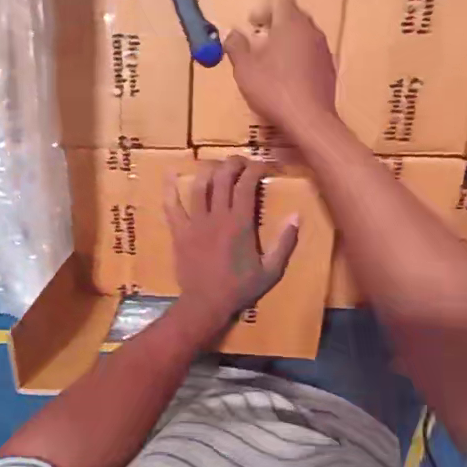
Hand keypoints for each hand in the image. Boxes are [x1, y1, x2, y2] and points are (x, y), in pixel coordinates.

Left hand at [163, 156, 300, 336]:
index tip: (262, 165)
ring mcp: (195, 223)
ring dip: (208, 170)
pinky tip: (170, 173)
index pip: (247, 185)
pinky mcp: (179, 232)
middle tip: (240, 162)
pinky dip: (170, 188)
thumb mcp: (271, 270)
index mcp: (240, 223)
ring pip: (199, 186)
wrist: (206, 303)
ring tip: (216, 165)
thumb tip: (297, 216)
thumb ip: (285, 242)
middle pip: (223, 178)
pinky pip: (172, 206)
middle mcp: (216, 217)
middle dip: (233, 164)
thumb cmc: (240, 289)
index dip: (255, 169)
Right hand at [222, 0, 338, 140]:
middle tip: (258, 41)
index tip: (252, 23)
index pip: (281, 0)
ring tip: (271, 60)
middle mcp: (311, 30)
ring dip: (287, 42)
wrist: (308, 119)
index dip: (265, 8)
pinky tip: (286, 77)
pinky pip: (310, 54)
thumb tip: (232, 33)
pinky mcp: (328, 68)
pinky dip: (297, 58)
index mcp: (290, 24)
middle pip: (294, 16)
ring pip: (303, 35)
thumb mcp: (245, 70)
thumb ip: (237, 47)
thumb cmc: (273, 90)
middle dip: (275, 24)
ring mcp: (323, 49)